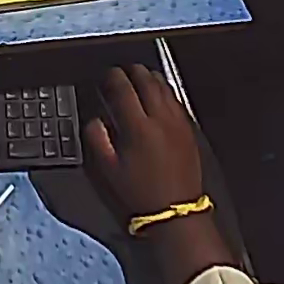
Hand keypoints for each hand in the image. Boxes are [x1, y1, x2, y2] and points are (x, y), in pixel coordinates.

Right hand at [86, 65, 233, 283]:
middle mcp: (159, 120)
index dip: (112, 76)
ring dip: (149, 77)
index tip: (106, 75)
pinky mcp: (189, 130)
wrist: (176, 212)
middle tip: (121, 71)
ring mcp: (177, 123)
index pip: (123, 88)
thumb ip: (96, 137)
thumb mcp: (107, 168)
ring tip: (139, 76)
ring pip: (164, 86)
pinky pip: (176, 99)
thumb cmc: (140, 192)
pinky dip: (165, 90)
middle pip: (146, 80)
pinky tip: (158, 93)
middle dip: (131, 70)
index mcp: (137, 127)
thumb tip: (94, 119)